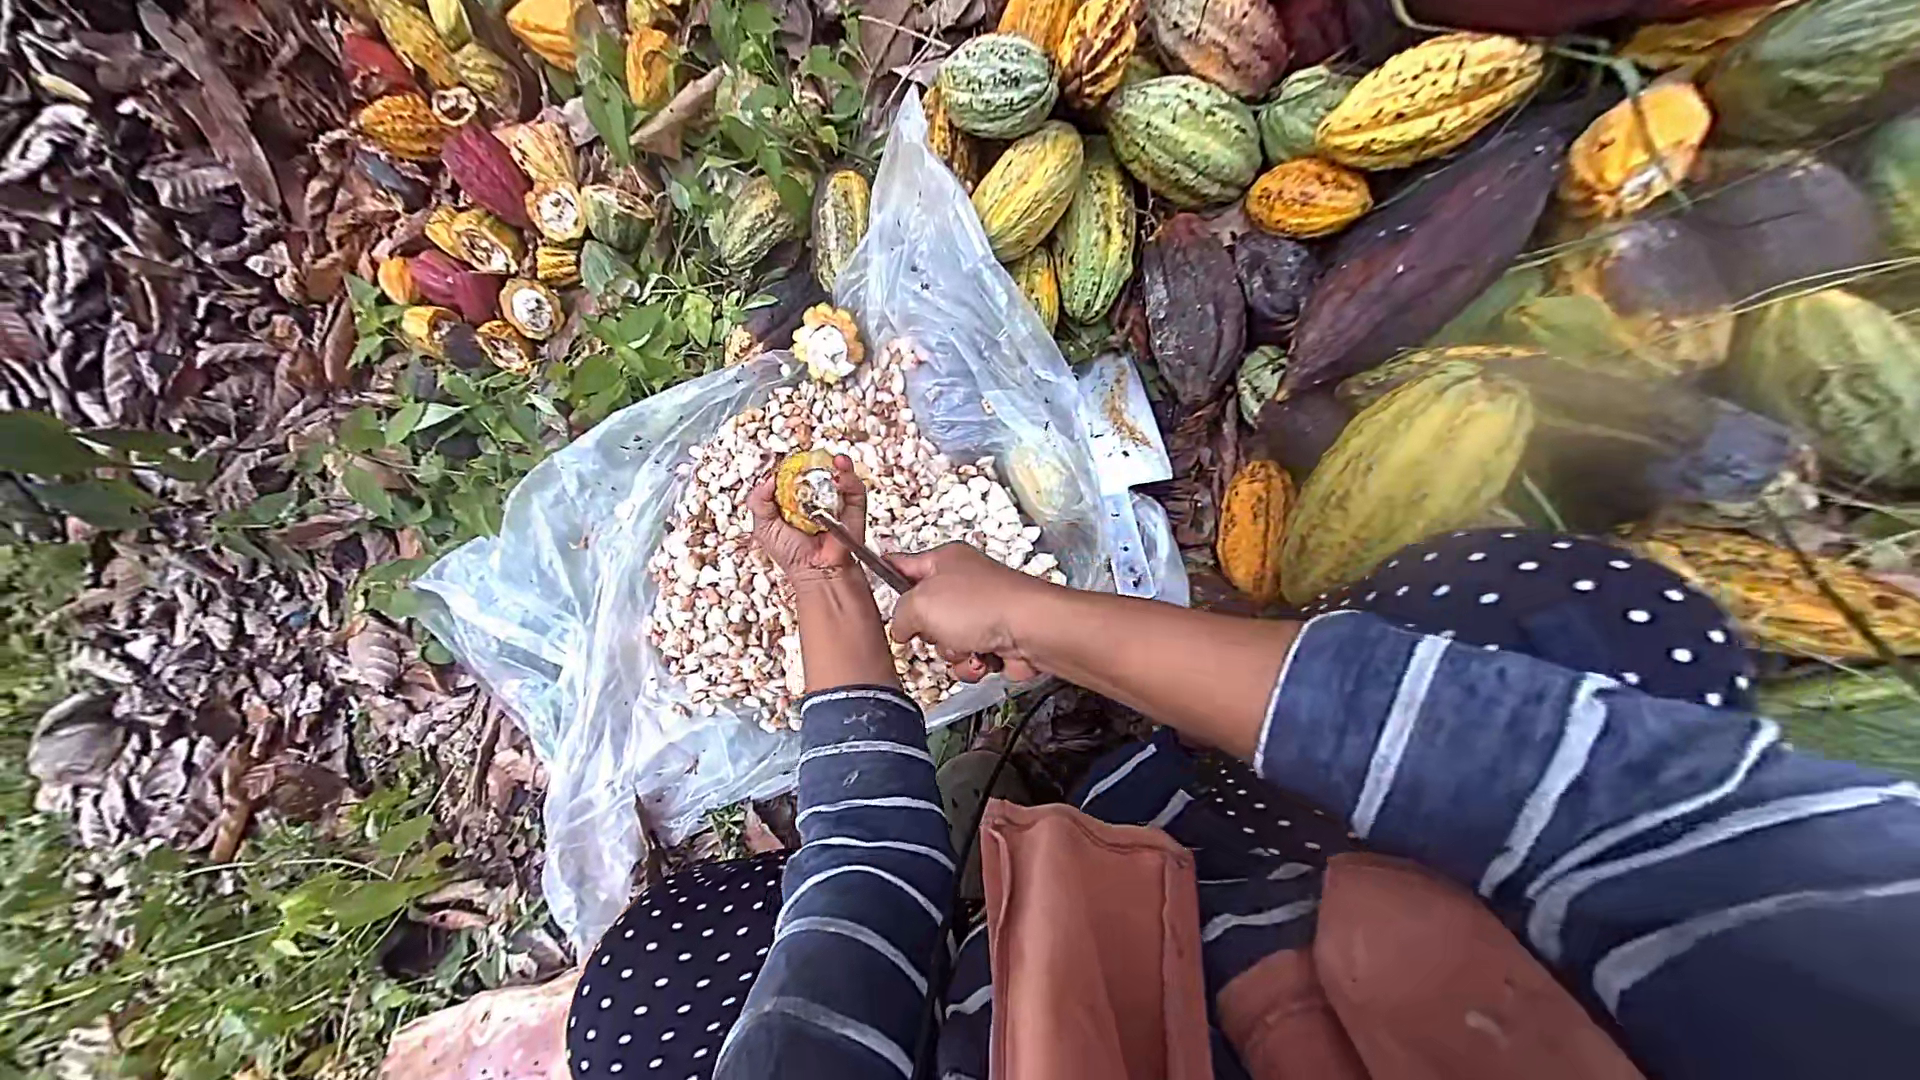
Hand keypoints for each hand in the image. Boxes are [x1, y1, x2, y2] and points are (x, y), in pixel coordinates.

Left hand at [748, 454, 867, 589]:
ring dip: (838, 464)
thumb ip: (758, 501)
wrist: (817, 572)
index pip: (795, 474)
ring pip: (840, 475)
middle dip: (817, 460)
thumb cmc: (792, 554)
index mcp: (795, 500)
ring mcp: (837, 502)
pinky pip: (855, 489)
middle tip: (812, 457)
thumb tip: (769, 478)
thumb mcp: (764, 526)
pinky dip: (850, 479)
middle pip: (819, 470)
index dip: (794, 466)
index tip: (791, 463)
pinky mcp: (855, 508)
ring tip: (834, 460)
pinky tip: (841, 475)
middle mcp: (817, 498)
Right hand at [887, 542, 1058, 682]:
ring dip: (951, 652)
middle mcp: (962, 584)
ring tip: (967, 646)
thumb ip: (899, 615)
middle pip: (923, 613)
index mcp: (944, 561)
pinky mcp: (993, 639)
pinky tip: (983, 658)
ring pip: (944, 642)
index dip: (886, 574)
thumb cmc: (980, 606)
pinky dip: (971, 664)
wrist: (1031, 630)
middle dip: (927, 632)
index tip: (869, 581)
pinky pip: (966, 658)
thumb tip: (902, 629)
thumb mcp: (921, 603)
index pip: (903, 564)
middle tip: (935, 630)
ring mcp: (979, 613)